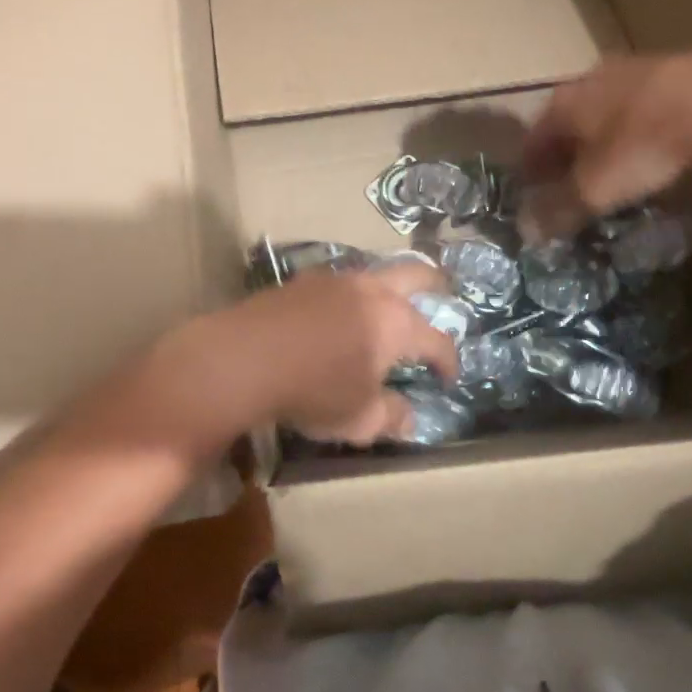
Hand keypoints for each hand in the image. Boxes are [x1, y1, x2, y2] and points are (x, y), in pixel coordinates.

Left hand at [216, 264, 458, 444]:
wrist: (242, 359)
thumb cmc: (312, 391)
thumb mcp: (359, 419)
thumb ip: (391, 417)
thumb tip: (409, 418)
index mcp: (396, 323)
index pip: (437, 340)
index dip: (448, 361)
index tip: (448, 379)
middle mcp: (371, 291)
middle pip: (416, 274)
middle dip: (435, 285)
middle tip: (442, 294)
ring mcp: (333, 280)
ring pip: (373, 273)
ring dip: (387, 287)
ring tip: (385, 306)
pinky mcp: (298, 282)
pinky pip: (336, 282)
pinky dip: (348, 296)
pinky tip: (336, 313)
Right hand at [519, 53, 691, 239]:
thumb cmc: (642, 146)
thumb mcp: (594, 190)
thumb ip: (558, 210)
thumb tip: (527, 231)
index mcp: (563, 103)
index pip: (532, 139)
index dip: (530, 170)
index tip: (533, 195)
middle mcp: (591, 79)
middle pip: (570, 121)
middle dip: (568, 153)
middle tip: (574, 184)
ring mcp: (637, 69)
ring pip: (608, 110)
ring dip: (605, 138)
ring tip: (615, 169)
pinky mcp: (679, 69)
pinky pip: (645, 106)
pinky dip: (640, 129)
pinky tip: (655, 149)